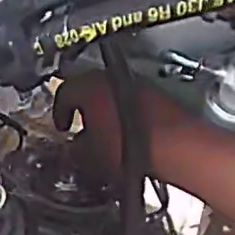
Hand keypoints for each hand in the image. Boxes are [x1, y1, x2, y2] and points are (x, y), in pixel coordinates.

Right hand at [52, 69, 202, 181]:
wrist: (175, 148)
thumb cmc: (131, 148)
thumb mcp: (90, 156)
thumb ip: (75, 149)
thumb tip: (73, 148)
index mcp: (90, 86)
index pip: (65, 91)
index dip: (59, 111)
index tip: (61, 125)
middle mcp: (114, 77)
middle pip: (90, 89)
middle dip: (83, 109)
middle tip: (81, 128)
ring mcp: (138, 84)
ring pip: (114, 94)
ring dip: (106, 111)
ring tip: (106, 136)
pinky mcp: (158, 96)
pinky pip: (133, 102)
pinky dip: (126, 114)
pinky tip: (128, 136)